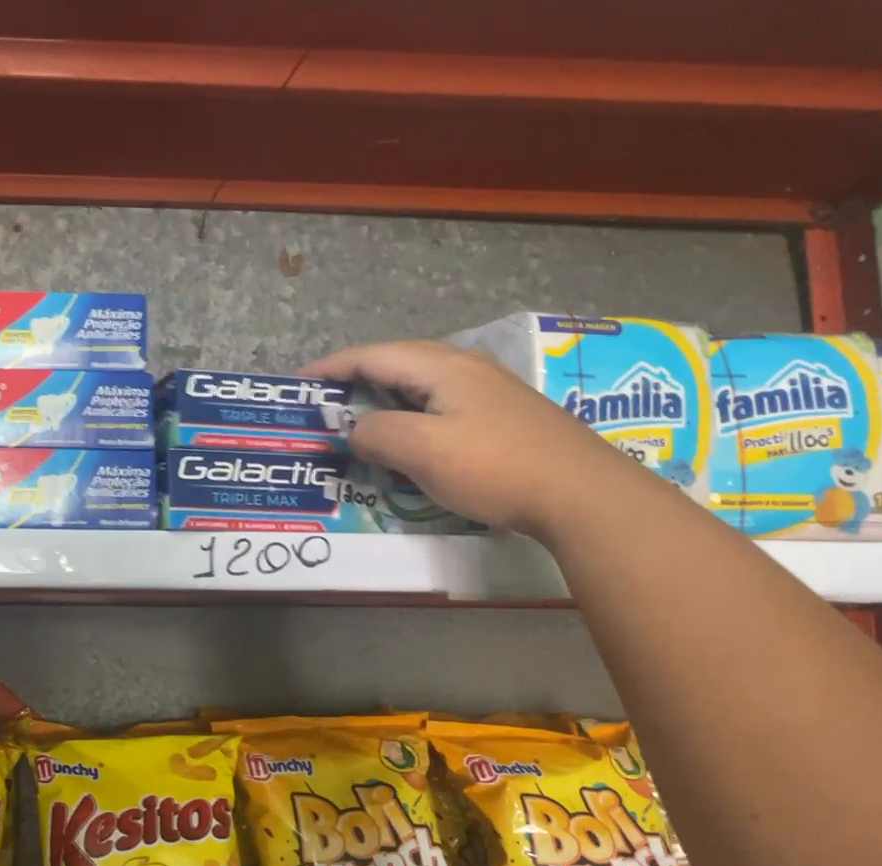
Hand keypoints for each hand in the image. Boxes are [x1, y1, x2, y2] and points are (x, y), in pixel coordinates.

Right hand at [302, 341, 646, 537]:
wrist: (583, 495)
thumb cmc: (495, 467)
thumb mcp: (422, 451)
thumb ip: (376, 433)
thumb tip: (356, 429)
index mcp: (443, 368)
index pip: (373, 355)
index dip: (331, 367)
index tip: (298, 386)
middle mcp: (466, 369)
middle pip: (397, 363)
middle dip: (354, 379)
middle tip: (323, 403)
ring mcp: (489, 393)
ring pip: (419, 386)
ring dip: (382, 399)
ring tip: (355, 420)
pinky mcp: (501, 419)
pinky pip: (438, 407)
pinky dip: (408, 416)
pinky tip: (405, 440)